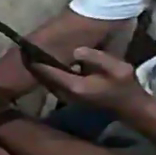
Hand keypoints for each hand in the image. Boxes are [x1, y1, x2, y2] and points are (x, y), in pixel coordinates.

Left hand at [29, 47, 146, 114]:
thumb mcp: (118, 68)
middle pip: (43, 76)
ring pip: (46, 80)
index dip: (36, 60)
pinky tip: (49, 62)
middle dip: (35, 63)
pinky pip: (52, 82)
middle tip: (27, 48)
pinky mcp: (67, 96)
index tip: (27, 48)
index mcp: (73, 85)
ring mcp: (64, 96)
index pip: (48, 72)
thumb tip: (76, 50)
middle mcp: (64, 92)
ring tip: (34, 53)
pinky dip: (49, 73)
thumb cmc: (125, 86)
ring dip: (41, 68)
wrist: (129, 106)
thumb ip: (96, 58)